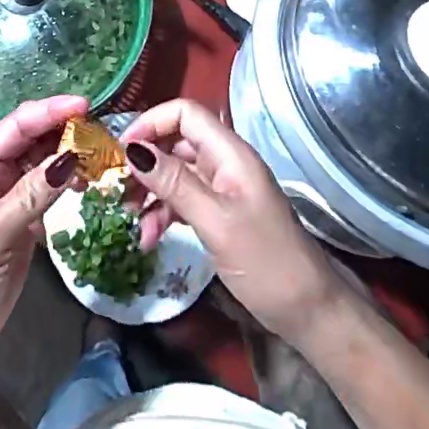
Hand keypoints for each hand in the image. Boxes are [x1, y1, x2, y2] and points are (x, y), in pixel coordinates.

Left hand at [0, 95, 87, 356]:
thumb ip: (30, 196)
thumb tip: (68, 159)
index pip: (14, 127)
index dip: (48, 112)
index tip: (84, 104)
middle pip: (30, 139)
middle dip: (63, 130)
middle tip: (102, 129)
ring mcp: (5, 194)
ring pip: (40, 162)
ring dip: (67, 155)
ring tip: (101, 152)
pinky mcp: (20, 216)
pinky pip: (45, 187)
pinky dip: (65, 181)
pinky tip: (86, 180)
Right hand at [120, 99, 346, 343]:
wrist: (311, 315)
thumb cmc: (267, 263)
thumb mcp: (215, 221)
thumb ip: (173, 182)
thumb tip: (132, 149)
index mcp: (230, 155)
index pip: (185, 113)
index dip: (151, 123)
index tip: (122, 150)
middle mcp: (224, 164)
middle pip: (174, 142)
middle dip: (143, 162)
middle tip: (117, 188)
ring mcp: (221, 189)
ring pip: (172, 173)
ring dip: (148, 193)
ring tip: (130, 219)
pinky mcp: (218, 214)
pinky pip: (180, 200)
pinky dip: (161, 214)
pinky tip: (148, 238)